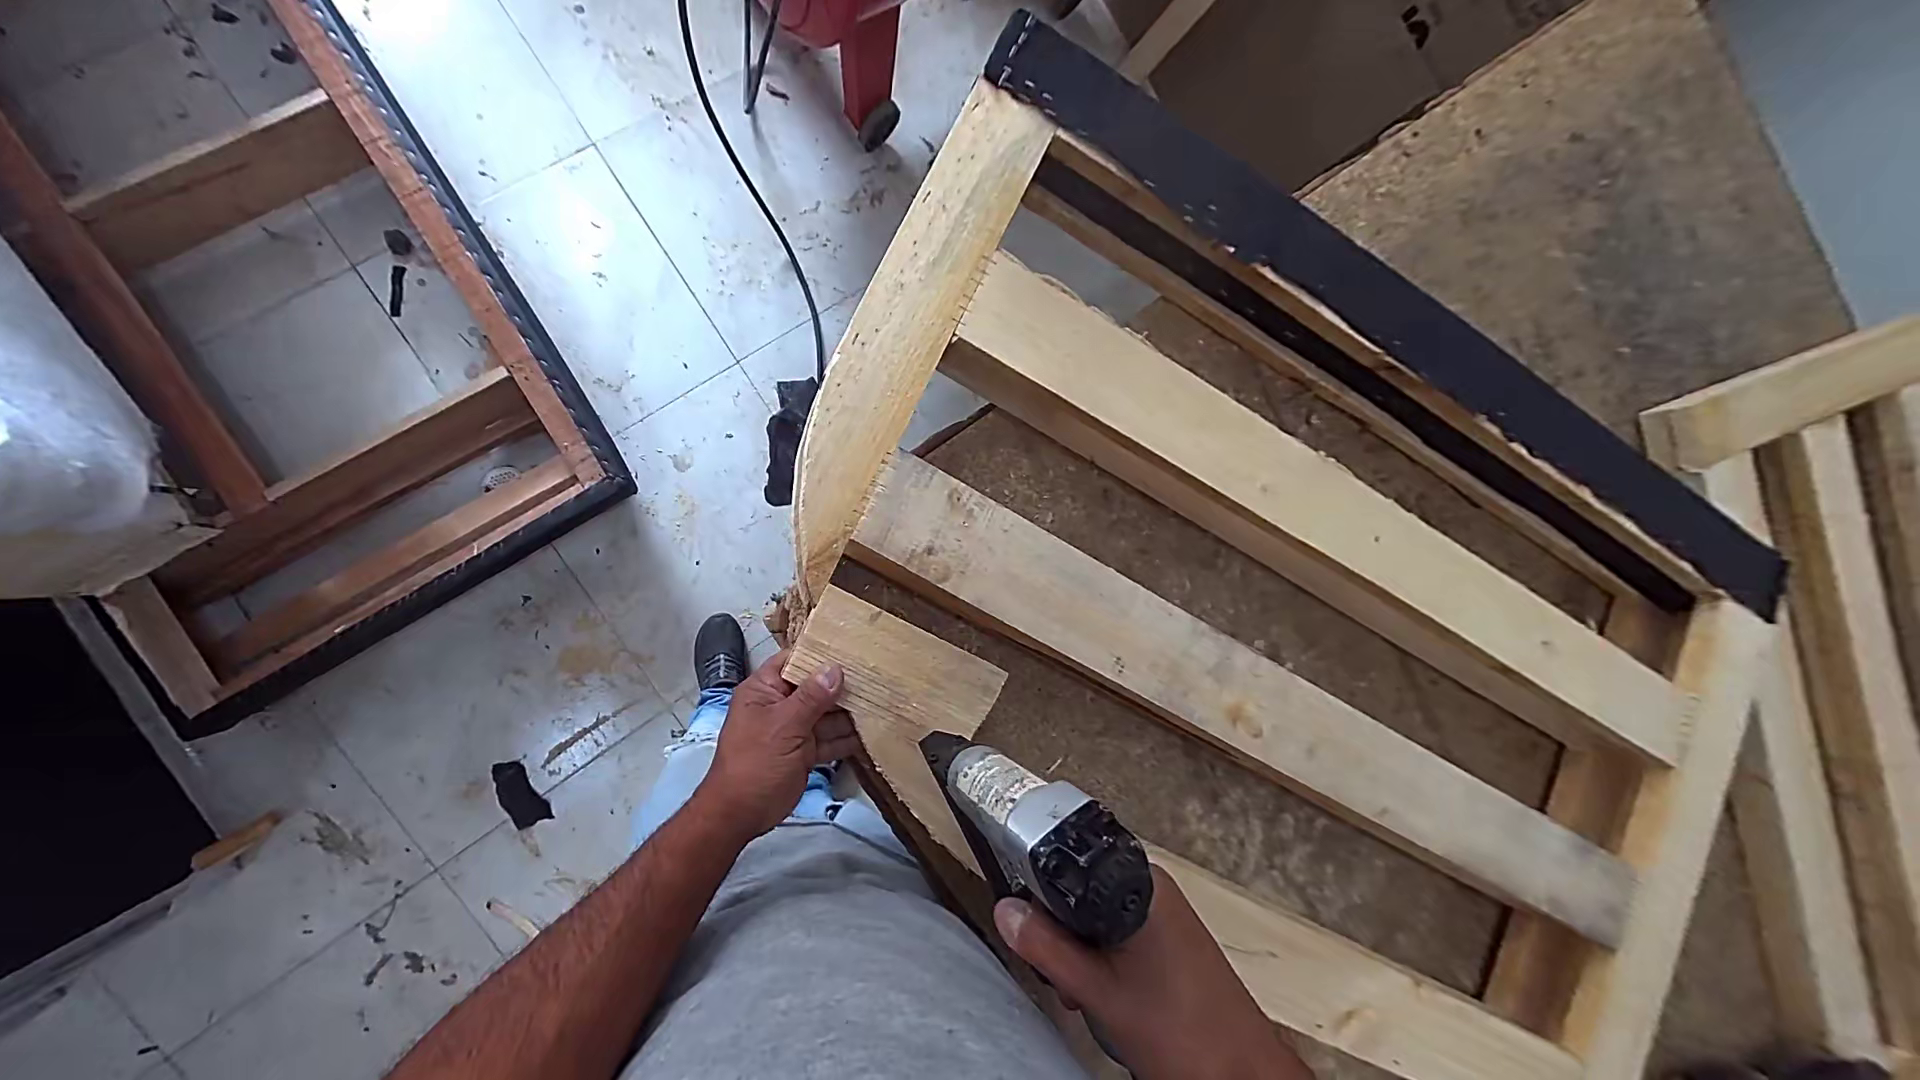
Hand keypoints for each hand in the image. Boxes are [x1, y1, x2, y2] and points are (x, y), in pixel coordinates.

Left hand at [690, 650, 857, 839]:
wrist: (741, 815)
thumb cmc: (754, 763)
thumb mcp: (784, 725)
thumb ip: (812, 697)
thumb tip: (835, 669)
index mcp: (764, 690)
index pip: (794, 660)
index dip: (819, 653)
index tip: (851, 647)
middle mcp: (780, 705)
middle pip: (816, 687)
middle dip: (843, 685)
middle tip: (876, 675)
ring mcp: (794, 729)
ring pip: (827, 714)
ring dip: (850, 712)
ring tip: (881, 702)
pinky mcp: (806, 751)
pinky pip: (830, 738)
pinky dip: (847, 738)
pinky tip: (871, 732)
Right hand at [995, 866, 1309, 1079]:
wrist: (1244, 1078)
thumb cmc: (1184, 1034)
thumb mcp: (1098, 990)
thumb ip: (1046, 946)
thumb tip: (1006, 909)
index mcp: (1140, 881)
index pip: (1069, 860)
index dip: (1039, 889)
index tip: (1024, 919)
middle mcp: (1153, 886)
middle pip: (1081, 889)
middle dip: (1062, 931)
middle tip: (1062, 973)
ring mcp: (1163, 912)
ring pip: (1098, 915)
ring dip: (1081, 950)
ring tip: (1087, 993)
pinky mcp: (1169, 937)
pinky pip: (1119, 932)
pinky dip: (1103, 959)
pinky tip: (1106, 997)